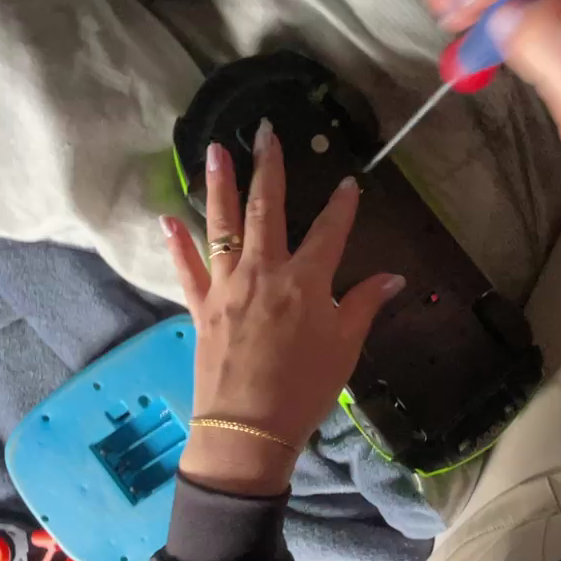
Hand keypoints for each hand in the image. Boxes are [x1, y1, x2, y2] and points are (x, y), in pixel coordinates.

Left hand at [161, 120, 406, 496]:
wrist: (248, 429)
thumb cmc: (305, 389)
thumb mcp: (345, 349)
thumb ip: (365, 306)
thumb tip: (394, 278)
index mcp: (306, 281)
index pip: (330, 231)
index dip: (342, 205)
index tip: (349, 181)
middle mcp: (264, 272)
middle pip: (268, 210)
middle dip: (269, 168)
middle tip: (264, 132)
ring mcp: (227, 286)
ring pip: (222, 226)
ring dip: (218, 186)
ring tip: (213, 150)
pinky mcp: (200, 306)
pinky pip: (187, 268)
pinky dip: (176, 244)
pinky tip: (166, 218)